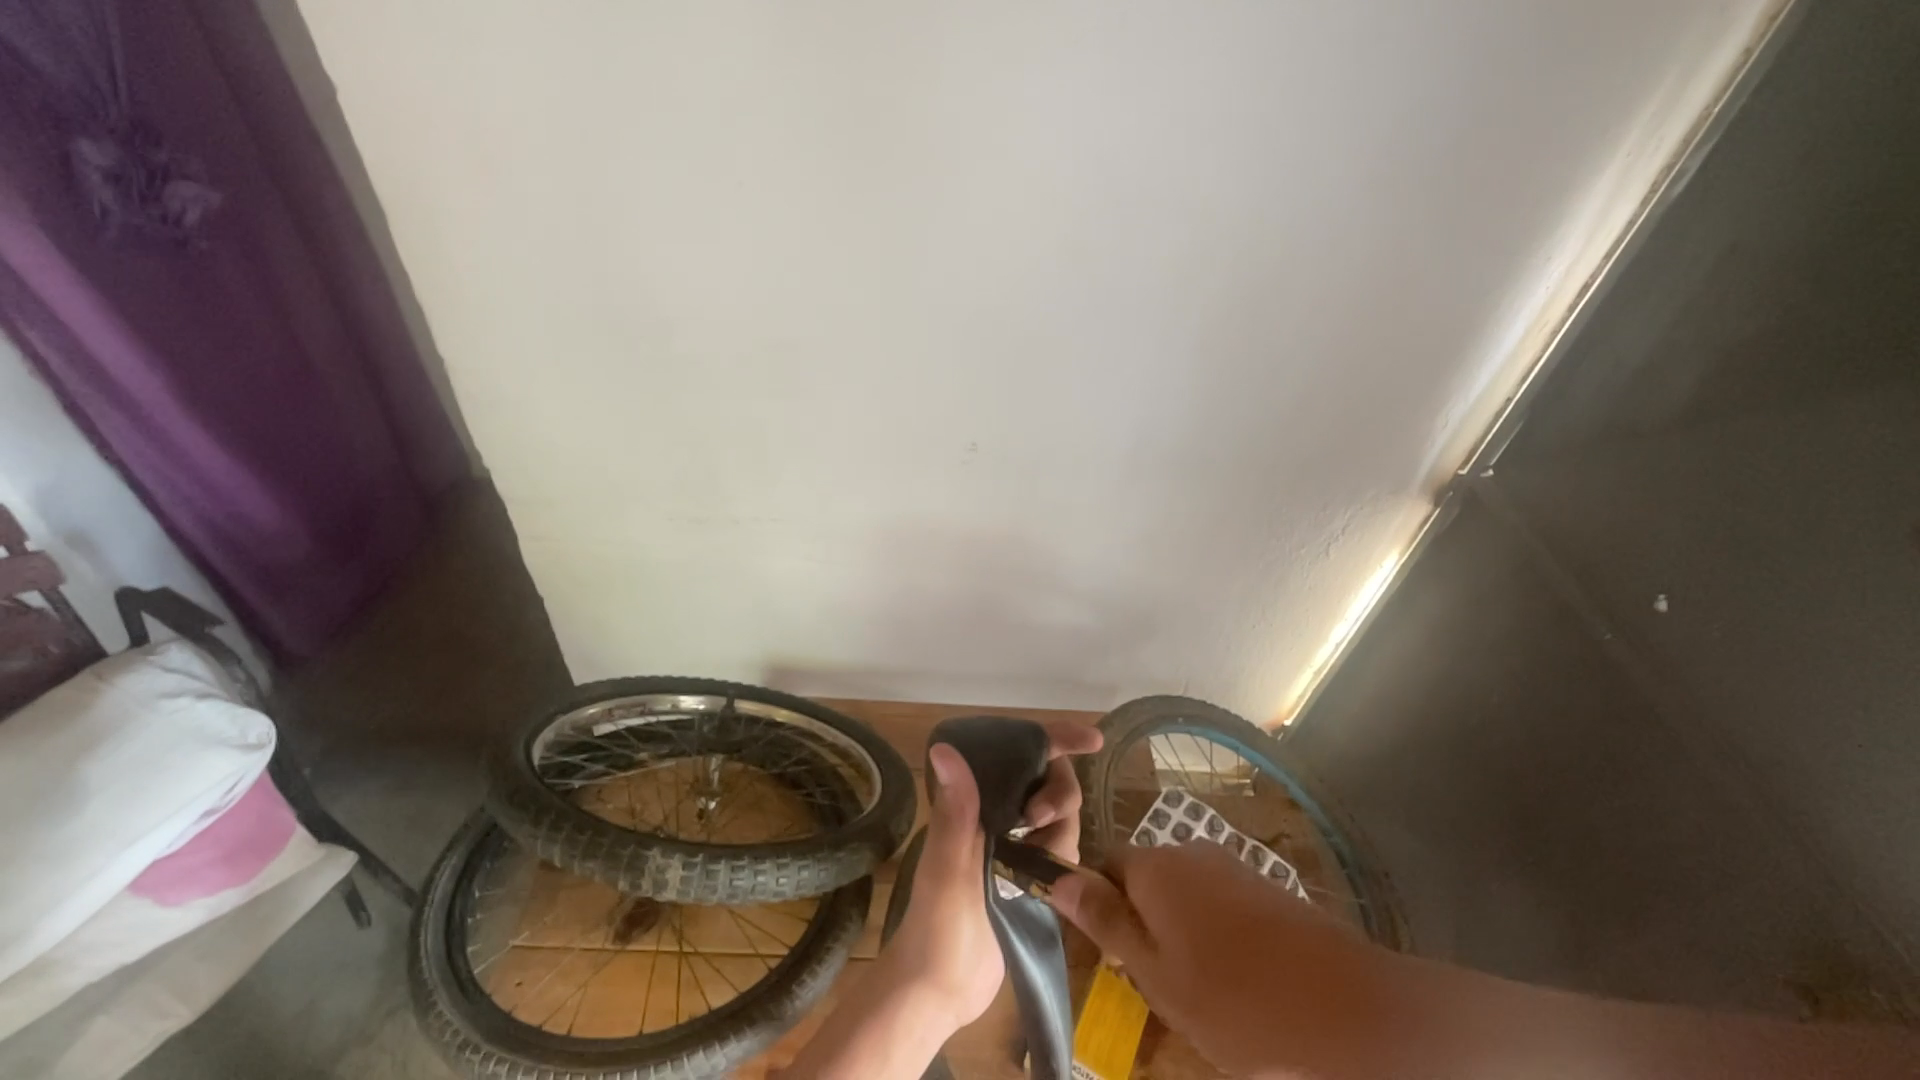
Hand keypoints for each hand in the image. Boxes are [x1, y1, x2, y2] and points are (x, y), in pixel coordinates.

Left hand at [886, 719, 1102, 1031]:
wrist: (939, 990)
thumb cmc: (935, 926)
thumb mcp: (945, 866)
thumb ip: (954, 810)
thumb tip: (943, 748)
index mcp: (972, 806)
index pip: (1018, 757)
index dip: (1055, 741)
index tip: (1092, 740)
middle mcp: (994, 819)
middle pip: (1048, 783)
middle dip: (1058, 794)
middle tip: (1038, 821)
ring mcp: (1012, 851)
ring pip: (1059, 819)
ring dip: (1060, 833)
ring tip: (1038, 864)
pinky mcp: (1027, 880)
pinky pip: (1060, 855)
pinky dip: (1062, 859)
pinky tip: (1054, 880)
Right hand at [1051, 840, 1394, 1078]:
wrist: (1347, 1009)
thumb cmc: (1234, 998)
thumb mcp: (1153, 972)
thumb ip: (1105, 921)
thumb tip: (1056, 878)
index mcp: (1154, 868)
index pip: (1104, 866)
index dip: (1098, 906)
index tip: (1108, 955)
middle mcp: (1191, 853)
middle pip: (1145, 878)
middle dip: (1140, 922)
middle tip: (1150, 981)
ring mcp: (1234, 868)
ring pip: (1184, 893)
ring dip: (1178, 931)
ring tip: (1194, 988)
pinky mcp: (1267, 889)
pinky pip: (1220, 903)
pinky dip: (1215, 934)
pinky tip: (1235, 979)